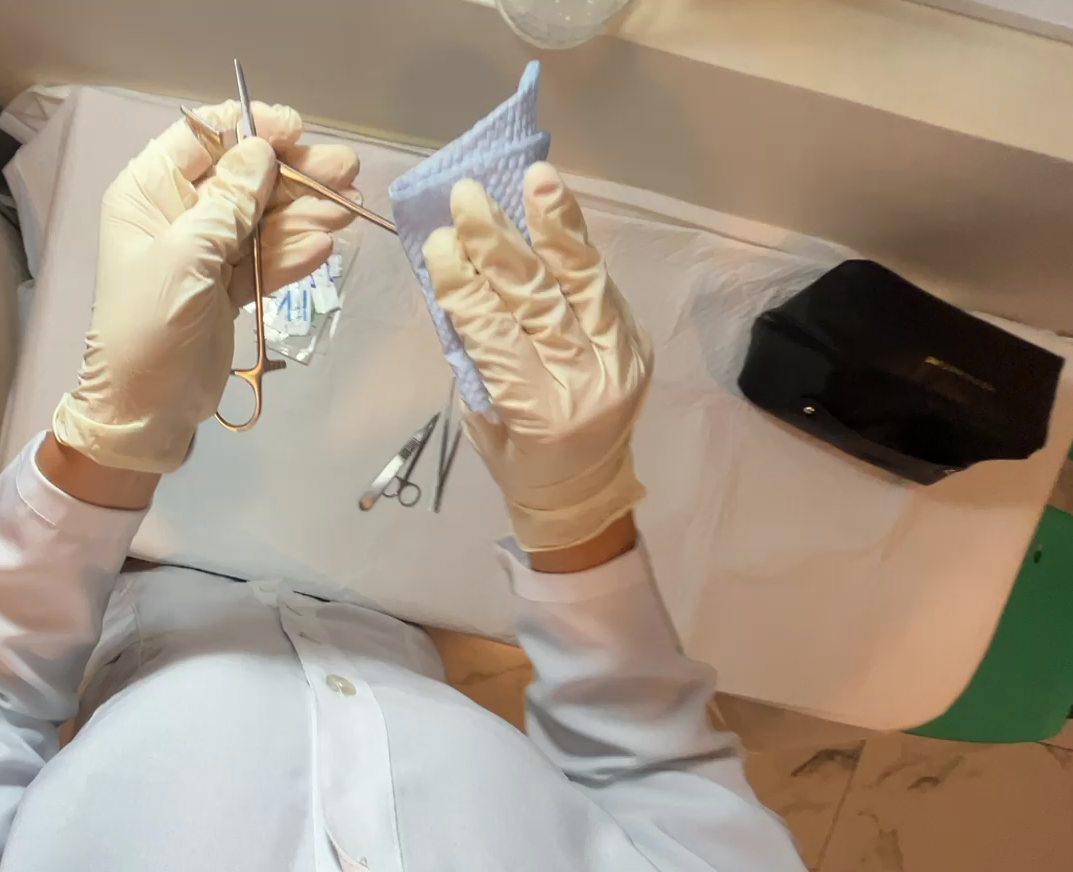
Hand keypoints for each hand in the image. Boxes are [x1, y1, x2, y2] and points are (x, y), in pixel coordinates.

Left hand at [51, 101, 360, 473]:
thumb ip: (229, 202)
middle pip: (242, 178)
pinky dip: (291, 254)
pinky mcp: (225, 288)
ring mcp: (204, 253)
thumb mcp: (187, 256)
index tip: (296, 132)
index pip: (203, 139)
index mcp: (148, 192)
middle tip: (346, 171)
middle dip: (292, 174)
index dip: (251, 130)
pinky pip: (262, 260)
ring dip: (303, 213)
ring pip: (260, 220)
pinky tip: (324, 246)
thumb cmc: (152, 326)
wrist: (146, 407)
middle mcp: (176, 214)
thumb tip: (261, 150)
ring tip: (348, 207)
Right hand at [424, 163, 650, 552]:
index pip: (496, 339)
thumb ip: (475, 360)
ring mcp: (621, 358)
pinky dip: (576, 244)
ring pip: (582, 283)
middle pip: (539, 301)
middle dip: (499, 246)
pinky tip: (555, 208)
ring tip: (530, 179)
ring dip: (552, 227)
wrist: (585, 492)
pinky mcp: (635, 341)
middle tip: (468, 198)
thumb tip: (458, 288)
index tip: (437, 245)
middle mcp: (588, 383)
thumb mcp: (483, 422)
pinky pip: (602, 285)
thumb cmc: (518, 464)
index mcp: (540, 416)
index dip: (465, 290)